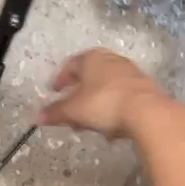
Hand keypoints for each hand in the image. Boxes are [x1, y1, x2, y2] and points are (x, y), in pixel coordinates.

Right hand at [38, 50, 170, 139]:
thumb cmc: (104, 104)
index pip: (71, 65)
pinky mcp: (145, 88)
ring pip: (106, 87)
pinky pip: (122, 97)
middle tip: (71, 110)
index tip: (55, 92)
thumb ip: (55, 113)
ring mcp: (131, 72)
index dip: (61, 79)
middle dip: (79, 94)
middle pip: (90, 76)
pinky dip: (112, 108)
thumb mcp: (74, 110)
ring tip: (90, 122)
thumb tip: (37, 117)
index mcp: (91, 58)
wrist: (147, 112)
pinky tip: (111, 126)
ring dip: (96, 103)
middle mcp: (112, 60)